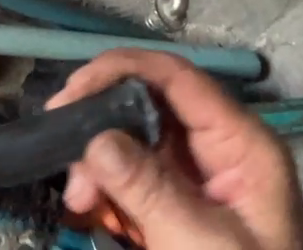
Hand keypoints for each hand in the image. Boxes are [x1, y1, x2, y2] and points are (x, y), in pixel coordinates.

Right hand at [49, 50, 302, 249]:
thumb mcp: (198, 244)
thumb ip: (149, 190)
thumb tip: (96, 139)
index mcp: (240, 143)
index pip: (176, 76)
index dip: (121, 69)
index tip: (72, 93)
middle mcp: (216, 147)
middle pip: (147, 103)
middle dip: (99, 122)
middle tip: (62, 150)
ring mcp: (194, 176)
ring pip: (131, 138)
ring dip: (95, 162)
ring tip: (79, 200)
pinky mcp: (174, 204)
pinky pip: (129, 175)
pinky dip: (103, 187)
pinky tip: (88, 209)